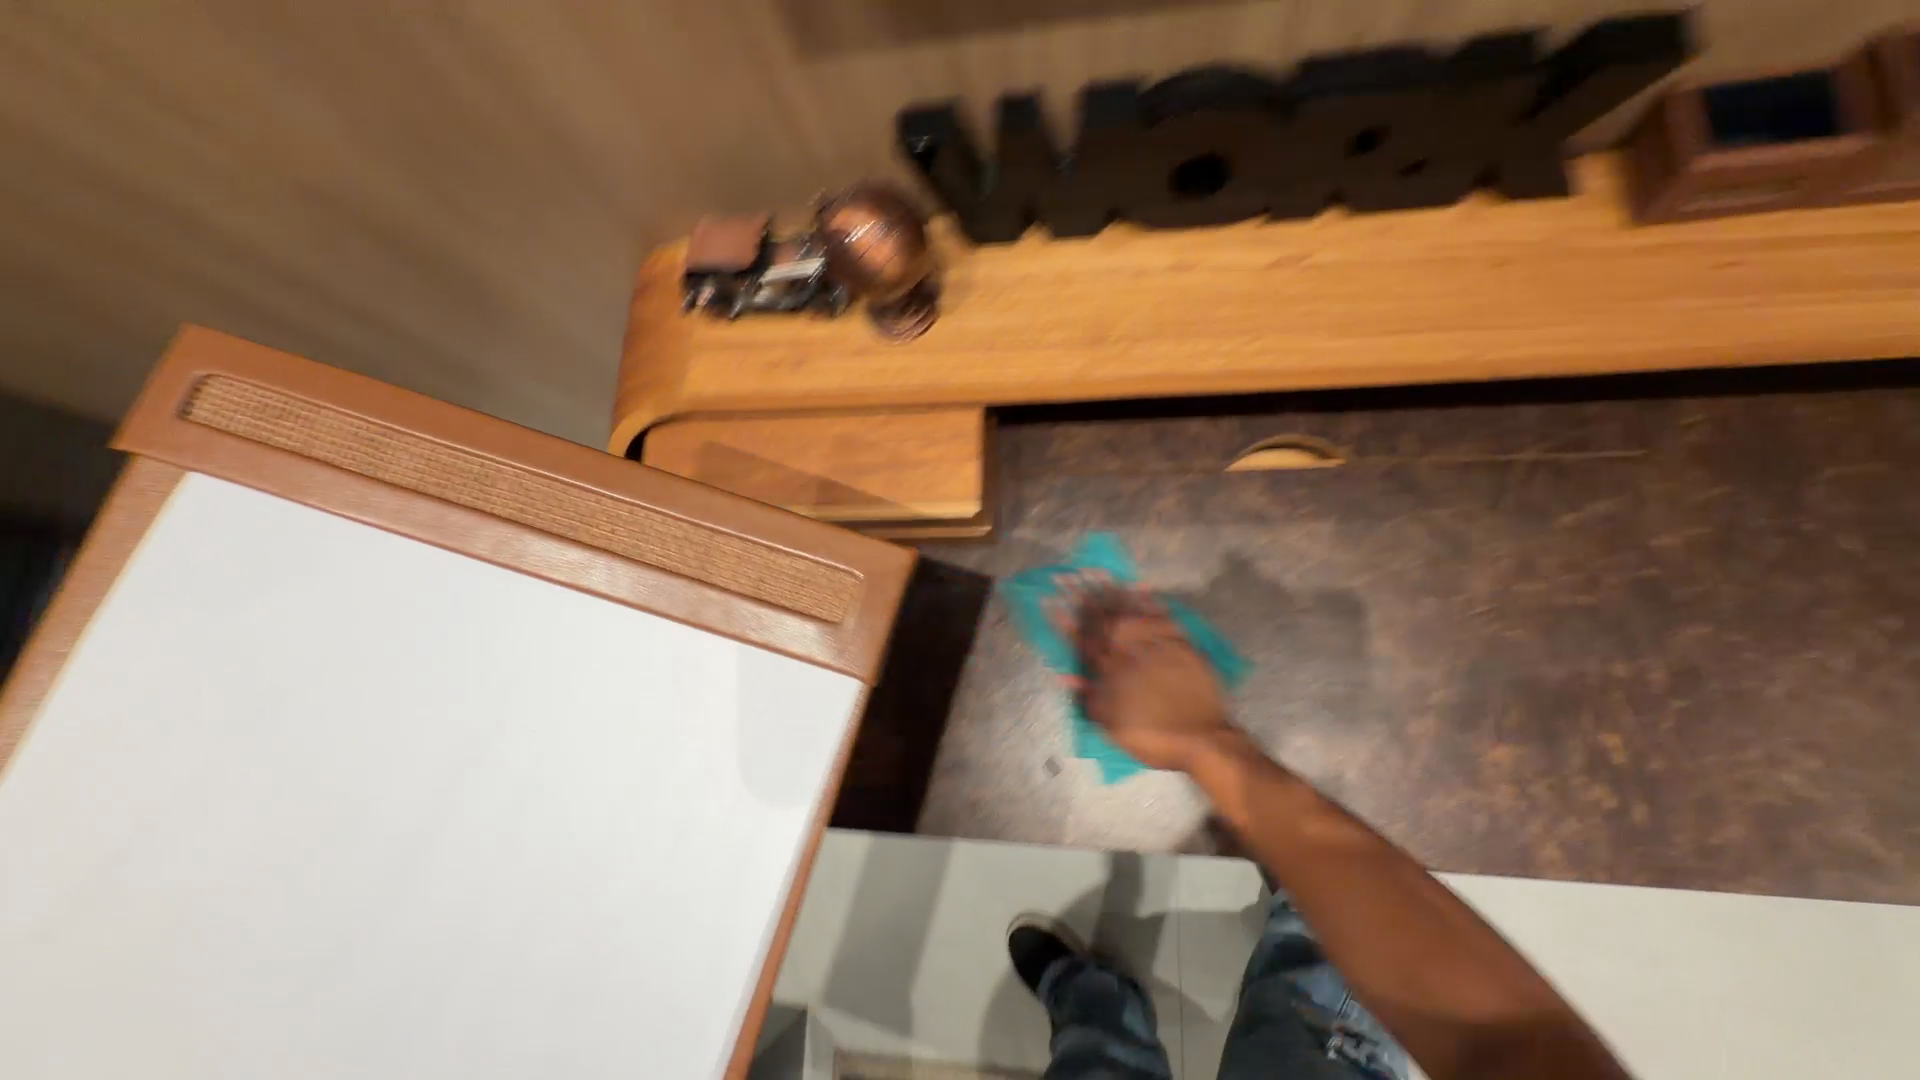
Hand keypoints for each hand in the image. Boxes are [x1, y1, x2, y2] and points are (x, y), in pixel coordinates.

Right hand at [1069, 587, 1233, 772]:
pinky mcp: (1182, 645)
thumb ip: (1089, 699)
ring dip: (1116, 599)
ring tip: (1103, 584)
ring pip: (1133, 615)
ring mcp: (1159, 646)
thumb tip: (1068, 676)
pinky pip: (1163, 617)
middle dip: (1091, 607)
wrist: (1201, 740)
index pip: (1086, 643)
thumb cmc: (1153, 738)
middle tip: (1079, 589)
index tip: (1058, 608)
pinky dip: (1151, 603)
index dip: (1071, 626)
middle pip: (1107, 624)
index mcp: (1113, 673)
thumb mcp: (1112, 727)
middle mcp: (1132, 653)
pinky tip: (1142, 591)